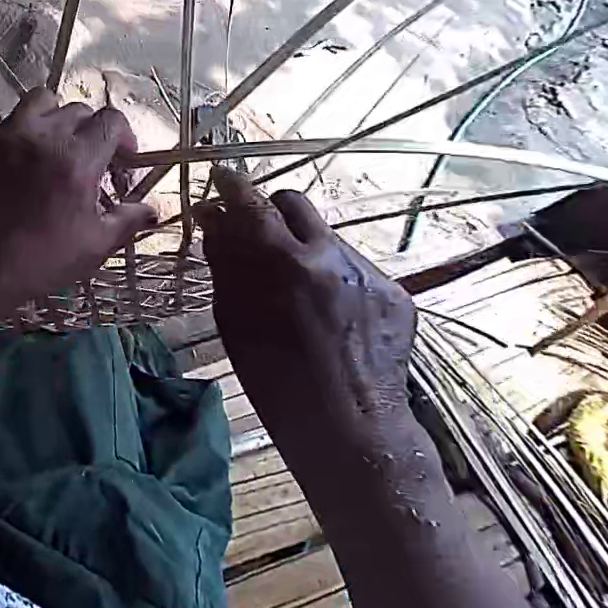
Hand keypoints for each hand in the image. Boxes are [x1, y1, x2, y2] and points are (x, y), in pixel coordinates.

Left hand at [0, 89, 156, 322]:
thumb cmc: (37, 261)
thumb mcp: (93, 246)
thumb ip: (126, 221)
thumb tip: (151, 210)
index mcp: (76, 160)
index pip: (111, 122)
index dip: (125, 138)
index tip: (121, 162)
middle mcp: (44, 137)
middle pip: (80, 111)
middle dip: (94, 132)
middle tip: (92, 162)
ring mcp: (9, 135)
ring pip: (44, 102)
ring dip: (59, 118)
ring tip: (58, 146)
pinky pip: (14, 120)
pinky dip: (28, 131)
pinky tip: (26, 161)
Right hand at [193, 166, 415, 448]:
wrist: (352, 431)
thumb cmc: (277, 383)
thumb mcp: (236, 321)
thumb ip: (225, 262)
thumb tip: (212, 217)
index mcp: (285, 263)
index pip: (251, 201)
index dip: (232, 184)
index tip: (221, 176)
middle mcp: (330, 255)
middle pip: (294, 202)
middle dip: (270, 210)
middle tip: (258, 236)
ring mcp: (368, 270)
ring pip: (325, 236)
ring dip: (303, 249)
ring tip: (299, 292)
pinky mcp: (394, 290)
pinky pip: (353, 266)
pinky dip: (333, 278)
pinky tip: (331, 315)